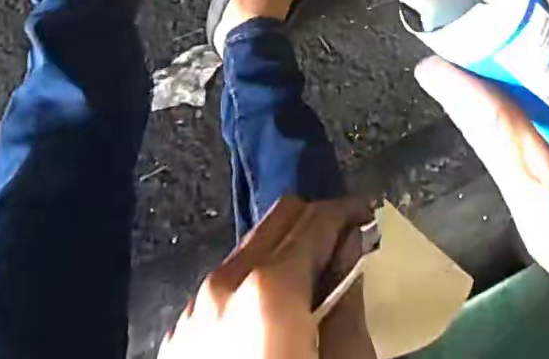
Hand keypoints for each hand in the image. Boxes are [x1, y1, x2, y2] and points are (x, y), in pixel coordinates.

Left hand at [160, 195, 375, 358]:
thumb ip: (349, 309)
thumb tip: (350, 260)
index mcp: (268, 289)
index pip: (317, 218)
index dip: (349, 211)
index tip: (369, 217)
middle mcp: (225, 282)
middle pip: (280, 217)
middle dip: (317, 221)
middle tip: (346, 244)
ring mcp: (195, 309)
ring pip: (249, 249)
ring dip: (284, 252)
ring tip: (311, 282)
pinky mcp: (178, 337)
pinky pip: (224, 287)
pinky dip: (254, 284)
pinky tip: (271, 316)